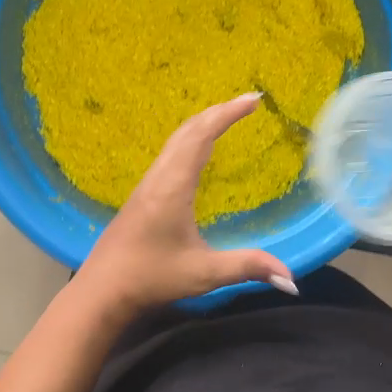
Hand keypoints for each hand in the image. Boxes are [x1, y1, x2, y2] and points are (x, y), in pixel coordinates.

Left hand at [71, 93, 296, 320]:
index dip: (228, 114)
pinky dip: (191, 138)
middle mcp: (159, 177)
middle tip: (248, 102)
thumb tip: (291, 279)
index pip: (202, 136)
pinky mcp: (143, 194)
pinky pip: (170, 152)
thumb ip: (248, 268)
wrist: (100, 292)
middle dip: (219, 111)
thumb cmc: (151, 278)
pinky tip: (199, 149)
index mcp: (174, 186)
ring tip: (228, 116)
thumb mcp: (204, 274)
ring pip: (176, 140)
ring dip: (203, 123)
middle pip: (188, 130)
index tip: (254, 100)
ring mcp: (148, 184)